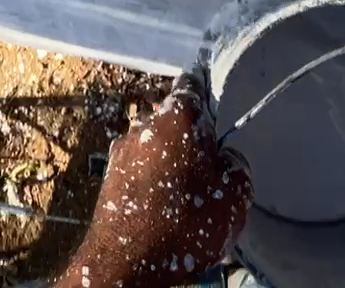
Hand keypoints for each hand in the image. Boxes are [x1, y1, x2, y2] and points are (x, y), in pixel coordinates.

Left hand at [55, 72, 250, 287]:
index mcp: (178, 115)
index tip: (212, 113)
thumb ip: (236, 165)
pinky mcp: (108, 169)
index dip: (203, 94)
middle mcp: (146, 119)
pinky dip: (147, 174)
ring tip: (178, 190)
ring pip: (152, 139)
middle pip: (171, 115)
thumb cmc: (186, 222)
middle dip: (185, 133)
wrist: (127, 259)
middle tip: (201, 165)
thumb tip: (226, 156)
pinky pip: (136, 162)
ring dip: (164, 155)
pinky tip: (156, 201)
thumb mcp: (234, 198)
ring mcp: (123, 144)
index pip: (191, 85)